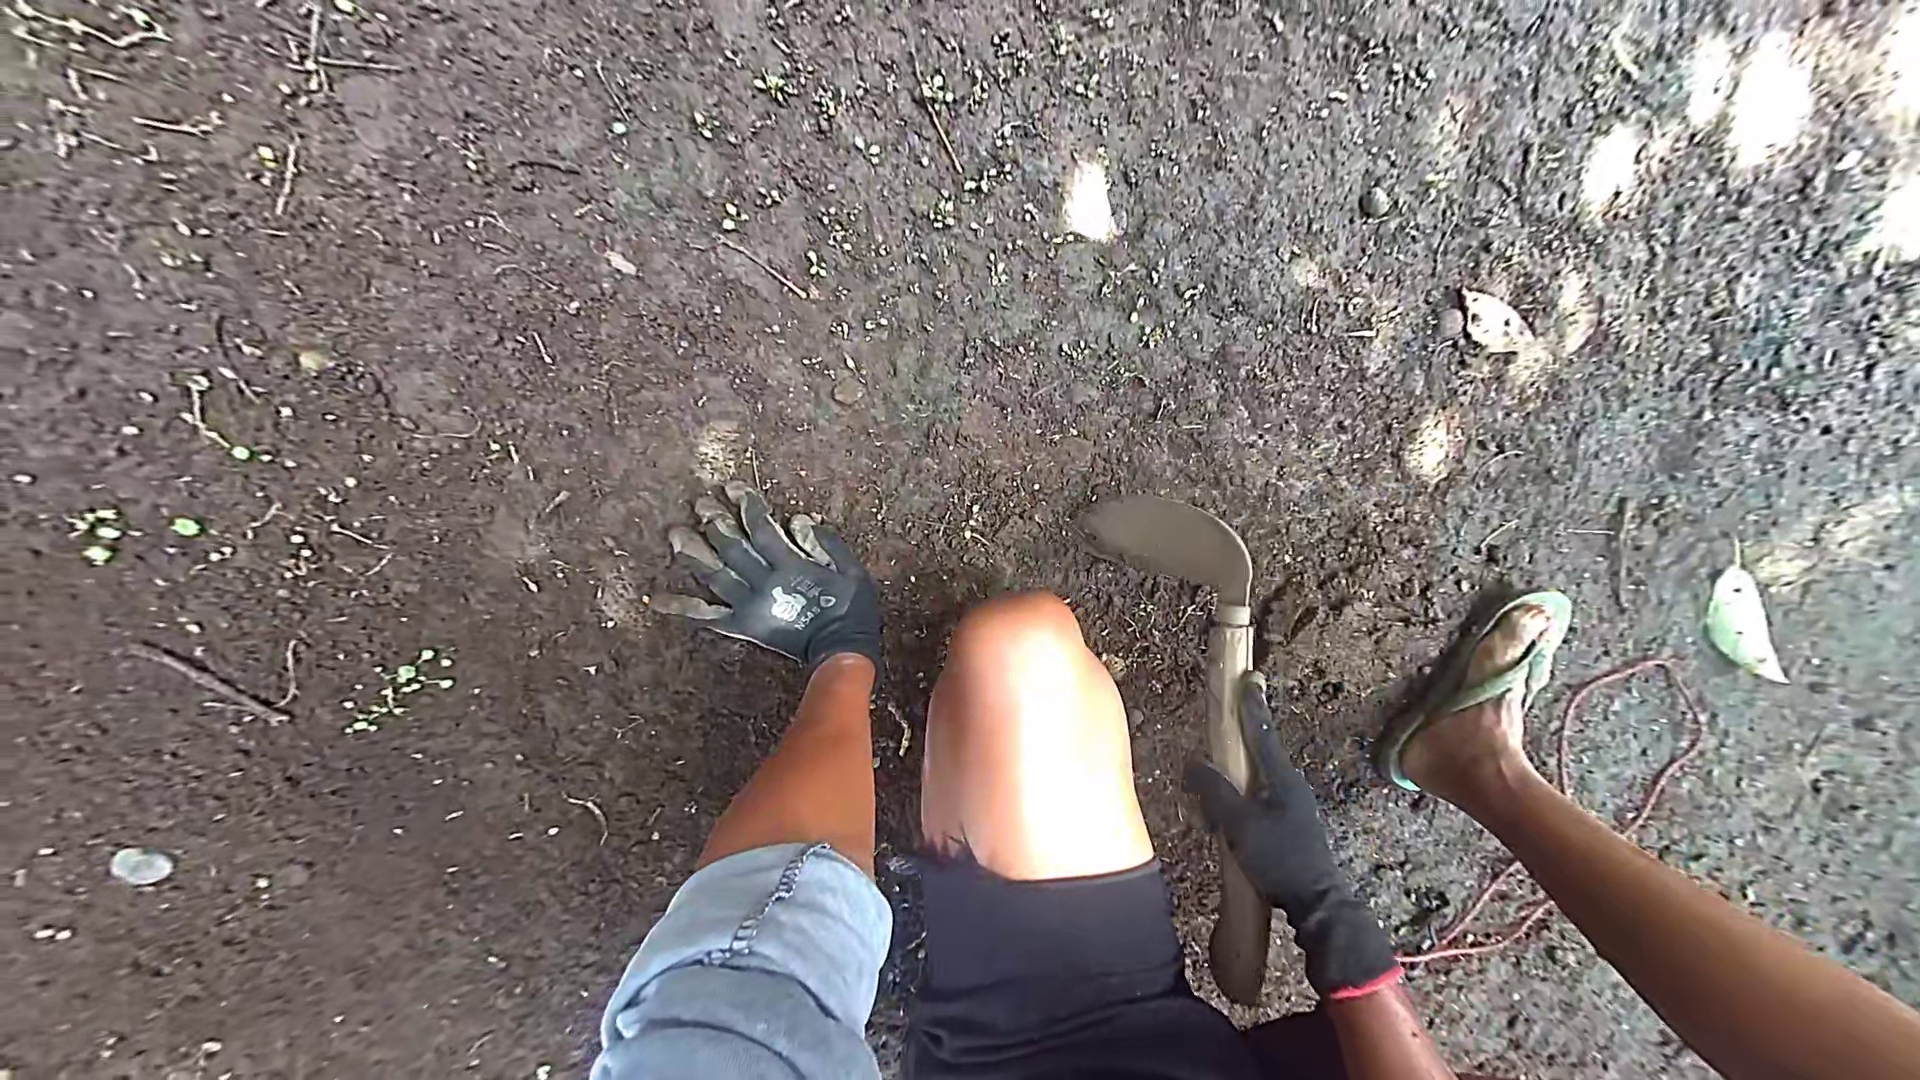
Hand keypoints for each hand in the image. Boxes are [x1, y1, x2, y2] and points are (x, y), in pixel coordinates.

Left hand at [651, 482, 881, 670]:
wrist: (840, 651)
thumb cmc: (850, 608)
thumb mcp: (852, 570)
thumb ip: (827, 544)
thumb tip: (798, 520)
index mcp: (791, 567)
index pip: (762, 530)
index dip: (747, 507)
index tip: (733, 488)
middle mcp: (764, 583)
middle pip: (732, 547)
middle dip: (716, 522)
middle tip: (701, 502)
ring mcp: (749, 605)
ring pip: (714, 575)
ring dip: (694, 554)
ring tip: (675, 534)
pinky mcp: (742, 625)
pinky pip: (707, 616)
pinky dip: (683, 607)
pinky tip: (659, 599)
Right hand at [1184, 673, 1401, 999]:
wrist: (1319, 905)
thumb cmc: (1279, 858)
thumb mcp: (1239, 823)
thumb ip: (1214, 790)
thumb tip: (1193, 761)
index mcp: (1281, 778)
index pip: (1261, 733)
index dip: (1251, 706)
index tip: (1248, 679)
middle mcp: (1290, 785)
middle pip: (1252, 759)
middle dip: (1226, 763)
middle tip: (1204, 780)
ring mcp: (1293, 805)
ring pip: (1252, 784)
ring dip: (1228, 794)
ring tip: (1211, 820)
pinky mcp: (1290, 824)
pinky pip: (1256, 803)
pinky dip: (1237, 808)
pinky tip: (1225, 830)